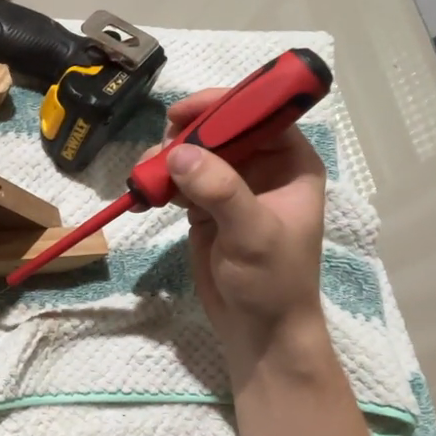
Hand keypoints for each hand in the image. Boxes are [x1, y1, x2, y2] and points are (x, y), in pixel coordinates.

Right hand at [162, 89, 329, 378]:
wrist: (259, 330)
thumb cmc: (272, 281)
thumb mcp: (252, 233)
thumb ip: (220, 190)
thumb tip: (178, 155)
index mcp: (290, 164)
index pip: (260, 114)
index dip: (225, 105)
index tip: (183, 113)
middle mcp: (262, 169)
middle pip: (221, 130)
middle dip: (187, 135)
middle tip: (159, 149)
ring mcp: (231, 189)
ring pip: (195, 155)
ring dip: (167, 160)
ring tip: (144, 175)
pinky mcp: (205, 209)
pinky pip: (180, 183)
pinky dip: (160, 184)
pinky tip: (144, 193)